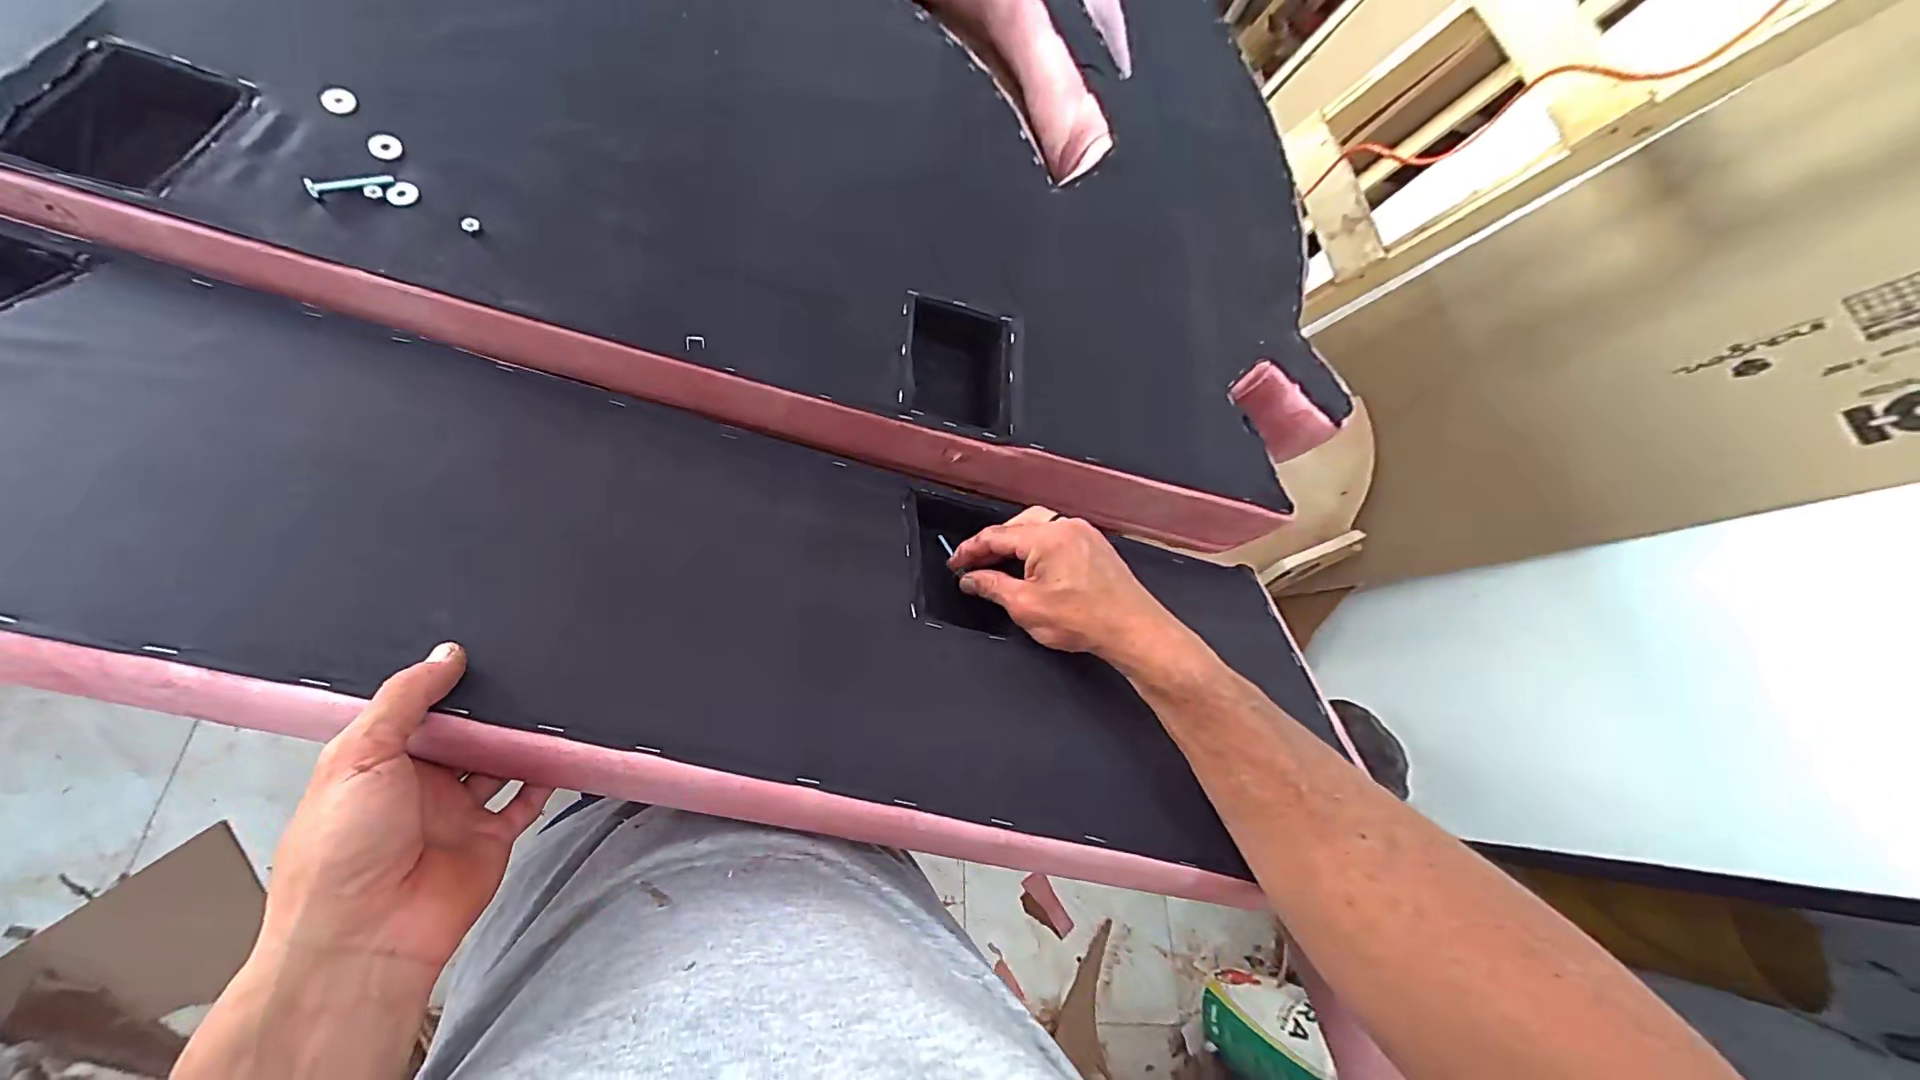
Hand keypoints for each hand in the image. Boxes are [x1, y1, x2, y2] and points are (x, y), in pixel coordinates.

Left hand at [177, 644, 553, 1079]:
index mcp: (375, 768)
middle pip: (464, 738)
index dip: (441, 690)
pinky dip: (545, 780)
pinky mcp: (490, 837)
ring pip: (498, 765)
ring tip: (543, 714)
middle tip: (515, 686)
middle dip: (488, 716)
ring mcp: (455, 814)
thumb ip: (403, 701)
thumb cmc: (338, 859)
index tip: (470, 661)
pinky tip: (557, 759)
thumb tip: (443, 657)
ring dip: (519, 744)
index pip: (415, 715)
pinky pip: (527, 801)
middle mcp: (417, 790)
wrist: (366, 936)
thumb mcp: (358, 757)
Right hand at [946, 506, 1204, 675]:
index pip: (996, 536)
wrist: (1133, 630)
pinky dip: (1035, 551)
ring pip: (1035, 530)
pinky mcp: (1093, 546)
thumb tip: (972, 579)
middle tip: (972, 567)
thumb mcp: (1025, 607)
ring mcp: (1083, 534)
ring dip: (1013, 547)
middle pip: (1015, 527)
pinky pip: (1054, 538)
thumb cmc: (1091, 619)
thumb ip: (991, 587)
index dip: (969, 550)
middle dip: (990, 547)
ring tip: (997, 568)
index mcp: (1048, 537)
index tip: (956, 562)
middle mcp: (1067, 528)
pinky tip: (1028, 570)